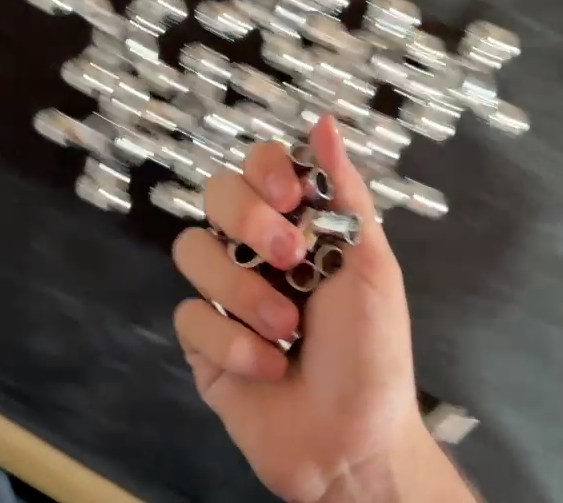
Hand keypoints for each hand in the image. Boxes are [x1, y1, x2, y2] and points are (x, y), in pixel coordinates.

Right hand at [172, 117, 473, 502]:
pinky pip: (189, 315)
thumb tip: (324, 118)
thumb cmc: (373, 352)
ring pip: (192, 250)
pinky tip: (268, 367)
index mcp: (295, 227)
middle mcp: (252, 250)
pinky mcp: (201, 339)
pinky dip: (232, 343)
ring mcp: (222, 293)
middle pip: (214, 194)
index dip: (264, 169)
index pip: (258, 165)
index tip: (288, 195)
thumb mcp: (371, 267)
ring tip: (286, 332)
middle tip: (291, 261)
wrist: (353, 445)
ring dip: (243, 294)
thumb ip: (344, 192)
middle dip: (249, 224)